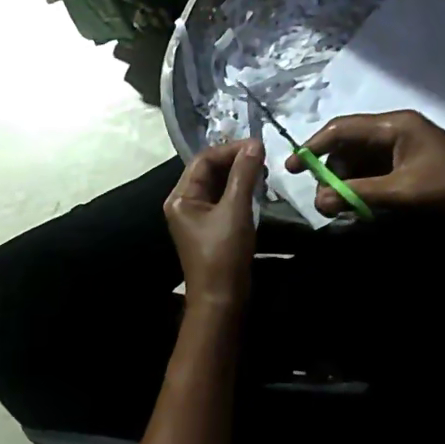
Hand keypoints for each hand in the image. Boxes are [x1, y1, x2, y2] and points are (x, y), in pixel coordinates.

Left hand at [164, 139, 264, 306]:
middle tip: (263, 157)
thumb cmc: (223, 253)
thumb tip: (254, 144)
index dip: (230, 149)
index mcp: (181, 197)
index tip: (258, 146)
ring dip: (239, 175)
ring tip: (264, 171)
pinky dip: (240, 192)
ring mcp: (198, 217)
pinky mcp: (212, 228)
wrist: (221, 299)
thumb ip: (244, 175)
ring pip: (218, 185)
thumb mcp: (235, 210)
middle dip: (235, 161)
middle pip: (209, 171)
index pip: (203, 160)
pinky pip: (224, 201)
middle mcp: (185, 203)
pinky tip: (258, 189)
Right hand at [287, 110, 444, 229]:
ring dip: (346, 182)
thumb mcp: (403, 192)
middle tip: (323, 199)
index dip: (312, 147)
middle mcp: (394, 129)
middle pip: (347, 145)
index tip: (291, 168)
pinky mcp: (408, 162)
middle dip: (330, 172)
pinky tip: (360, 204)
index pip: (341, 129)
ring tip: (342, 207)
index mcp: (393, 125)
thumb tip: (319, 200)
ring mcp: (402, 146)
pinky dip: (362, 186)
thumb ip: (358, 194)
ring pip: (358, 160)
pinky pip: (373, 170)